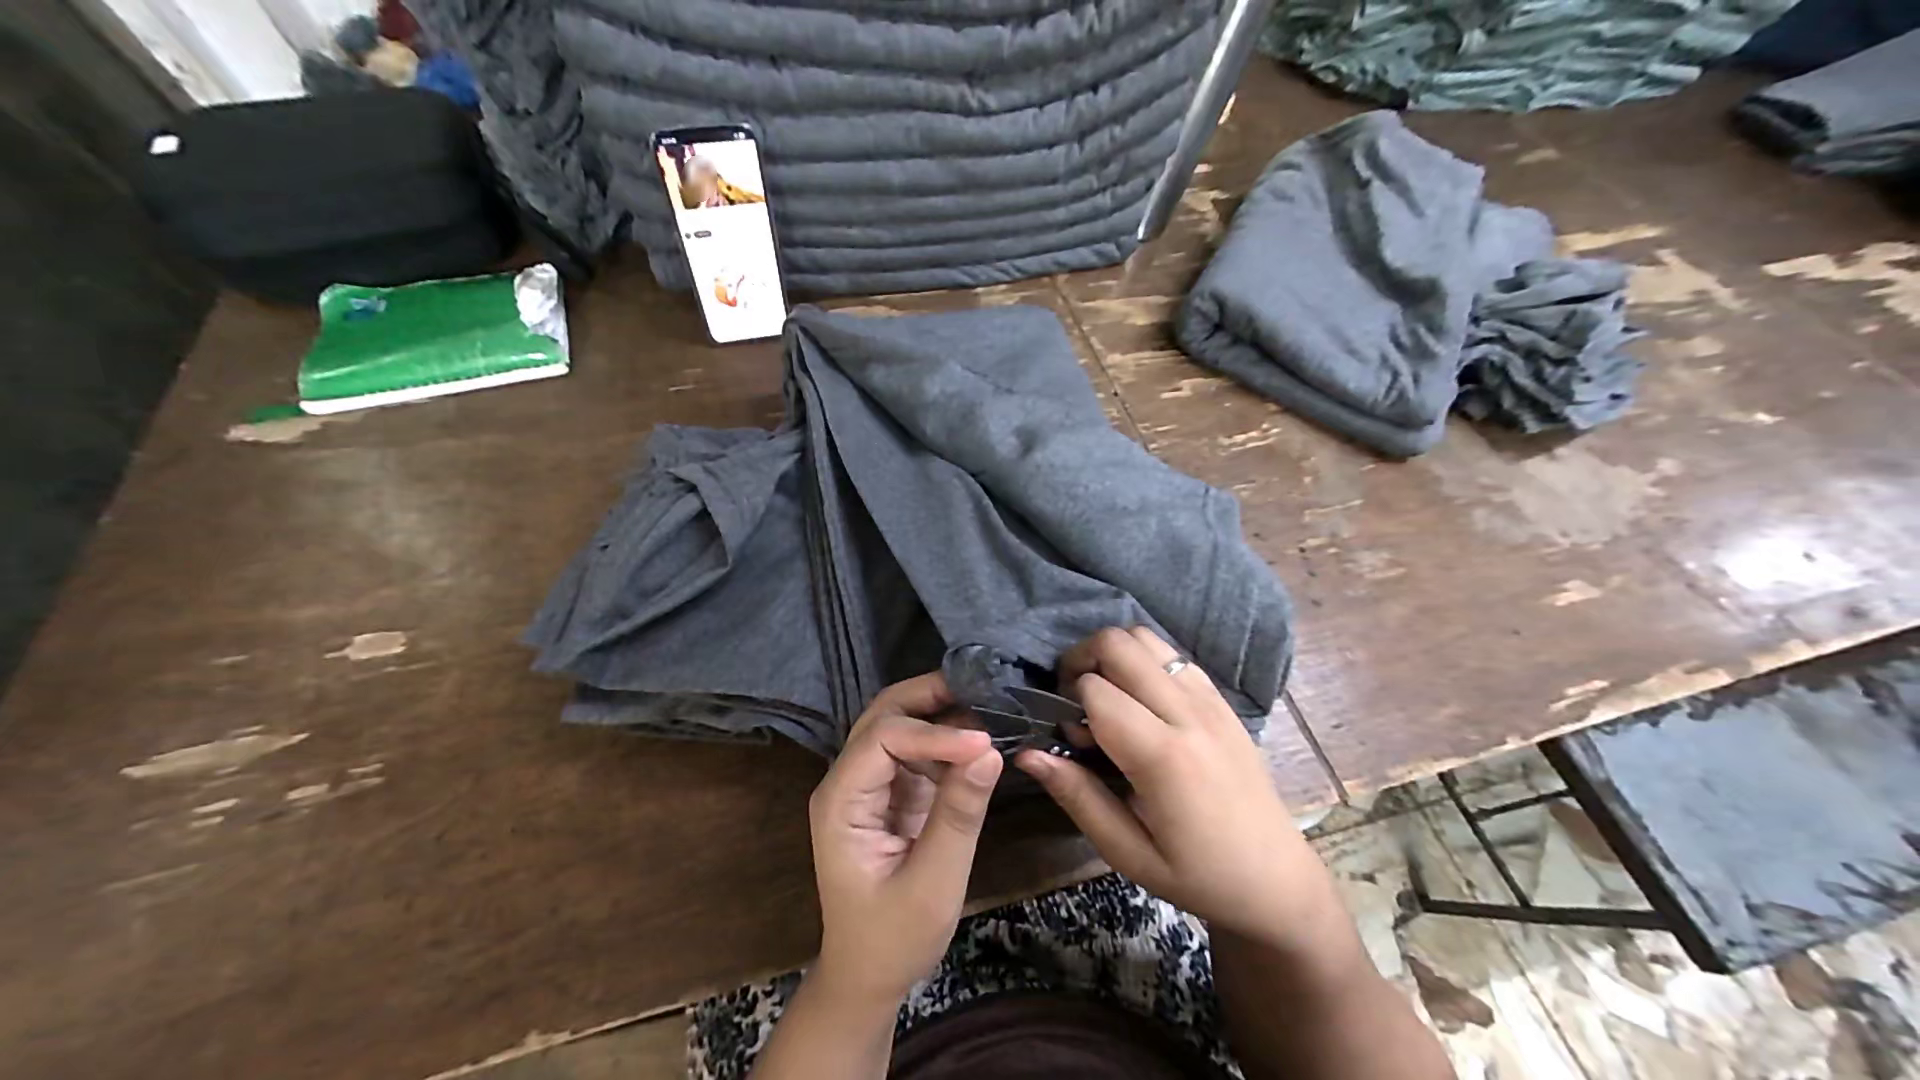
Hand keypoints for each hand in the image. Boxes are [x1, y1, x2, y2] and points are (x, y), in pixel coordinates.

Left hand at [808, 673, 1003, 1002]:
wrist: (869, 974)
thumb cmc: (893, 938)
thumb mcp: (932, 884)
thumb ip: (958, 816)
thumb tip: (989, 752)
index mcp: (841, 801)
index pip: (882, 739)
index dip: (934, 734)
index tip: (984, 742)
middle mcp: (849, 781)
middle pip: (883, 715)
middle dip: (930, 696)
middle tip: (983, 687)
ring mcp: (870, 784)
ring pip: (901, 723)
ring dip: (941, 711)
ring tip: (989, 706)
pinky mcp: (893, 792)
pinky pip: (919, 750)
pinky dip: (949, 738)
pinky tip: (980, 739)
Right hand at [1015, 627, 1316, 946]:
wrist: (1276, 879)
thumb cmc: (1197, 875)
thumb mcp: (1127, 852)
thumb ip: (1076, 796)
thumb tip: (1026, 754)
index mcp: (1164, 756)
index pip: (1096, 689)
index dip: (1069, 705)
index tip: (1073, 740)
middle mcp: (1189, 714)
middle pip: (1118, 643)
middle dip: (1081, 661)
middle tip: (1076, 703)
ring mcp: (1210, 700)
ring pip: (1145, 637)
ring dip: (1112, 656)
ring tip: (1107, 697)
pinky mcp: (1222, 700)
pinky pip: (1172, 654)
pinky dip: (1143, 661)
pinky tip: (1141, 701)